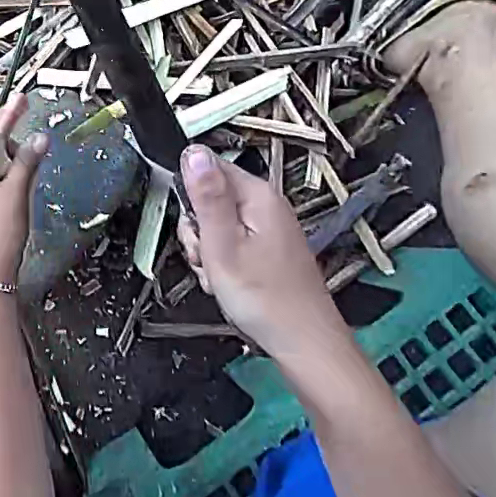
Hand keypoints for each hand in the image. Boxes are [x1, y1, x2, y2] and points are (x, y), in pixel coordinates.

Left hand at [0, 97, 50, 282]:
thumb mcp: (15, 193)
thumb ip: (28, 161)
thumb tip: (40, 138)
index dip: (8, 115)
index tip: (20, 98)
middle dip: (14, 140)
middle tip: (32, 129)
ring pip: (1, 162)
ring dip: (17, 161)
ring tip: (27, 174)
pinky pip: (3, 177)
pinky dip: (16, 174)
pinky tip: (25, 180)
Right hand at [176, 144, 344, 356]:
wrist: (305, 346)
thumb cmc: (263, 299)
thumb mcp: (222, 244)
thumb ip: (206, 196)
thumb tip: (192, 150)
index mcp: (257, 194)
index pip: (207, 168)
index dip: (190, 197)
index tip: (195, 229)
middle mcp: (265, 203)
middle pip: (211, 197)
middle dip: (199, 230)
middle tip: (207, 259)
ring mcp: (269, 226)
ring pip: (218, 224)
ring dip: (208, 250)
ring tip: (219, 276)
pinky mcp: (269, 247)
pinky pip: (232, 242)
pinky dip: (223, 262)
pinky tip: (229, 283)